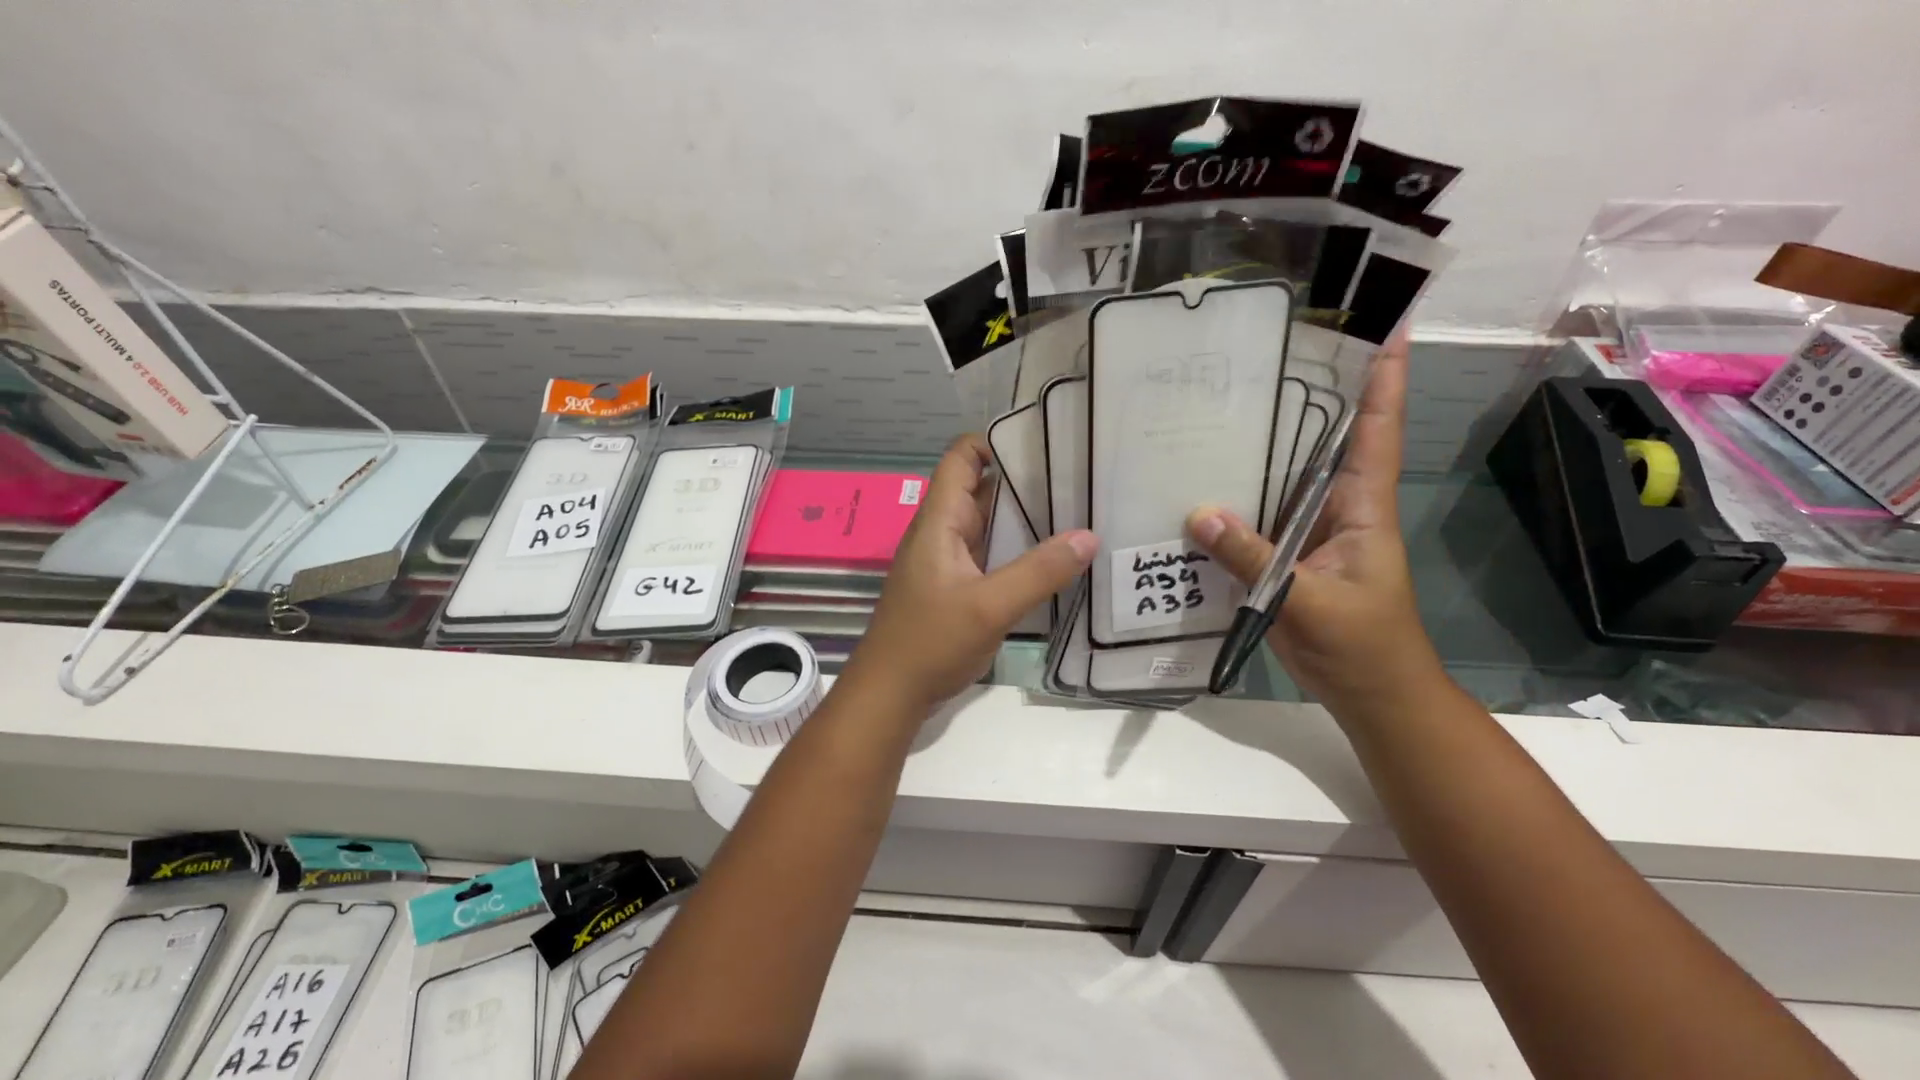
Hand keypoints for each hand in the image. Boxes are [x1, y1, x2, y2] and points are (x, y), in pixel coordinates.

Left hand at [849, 435, 1098, 708]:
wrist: (889, 693)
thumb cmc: (930, 642)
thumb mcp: (989, 607)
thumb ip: (1039, 572)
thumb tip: (1089, 536)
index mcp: (940, 522)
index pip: (961, 458)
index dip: (995, 442)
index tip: (1045, 442)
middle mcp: (942, 533)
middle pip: (982, 488)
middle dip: (1025, 479)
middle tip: (1080, 478)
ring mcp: (948, 561)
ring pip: (989, 524)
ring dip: (1025, 518)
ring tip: (1078, 513)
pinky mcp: (956, 587)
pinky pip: (990, 555)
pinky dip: (1019, 551)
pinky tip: (1054, 560)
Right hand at [1184, 337, 1442, 711]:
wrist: (1369, 694)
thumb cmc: (1363, 645)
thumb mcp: (1310, 602)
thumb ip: (1255, 559)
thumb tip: (1198, 513)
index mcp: (1363, 506)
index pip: (1377, 430)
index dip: (1385, 378)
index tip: (1389, 323)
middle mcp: (1336, 506)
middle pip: (1325, 437)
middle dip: (1310, 389)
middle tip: (1275, 340)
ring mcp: (1309, 530)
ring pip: (1285, 474)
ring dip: (1261, 440)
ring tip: (1221, 397)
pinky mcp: (1285, 556)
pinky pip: (1256, 515)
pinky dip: (1231, 495)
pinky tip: (1195, 477)